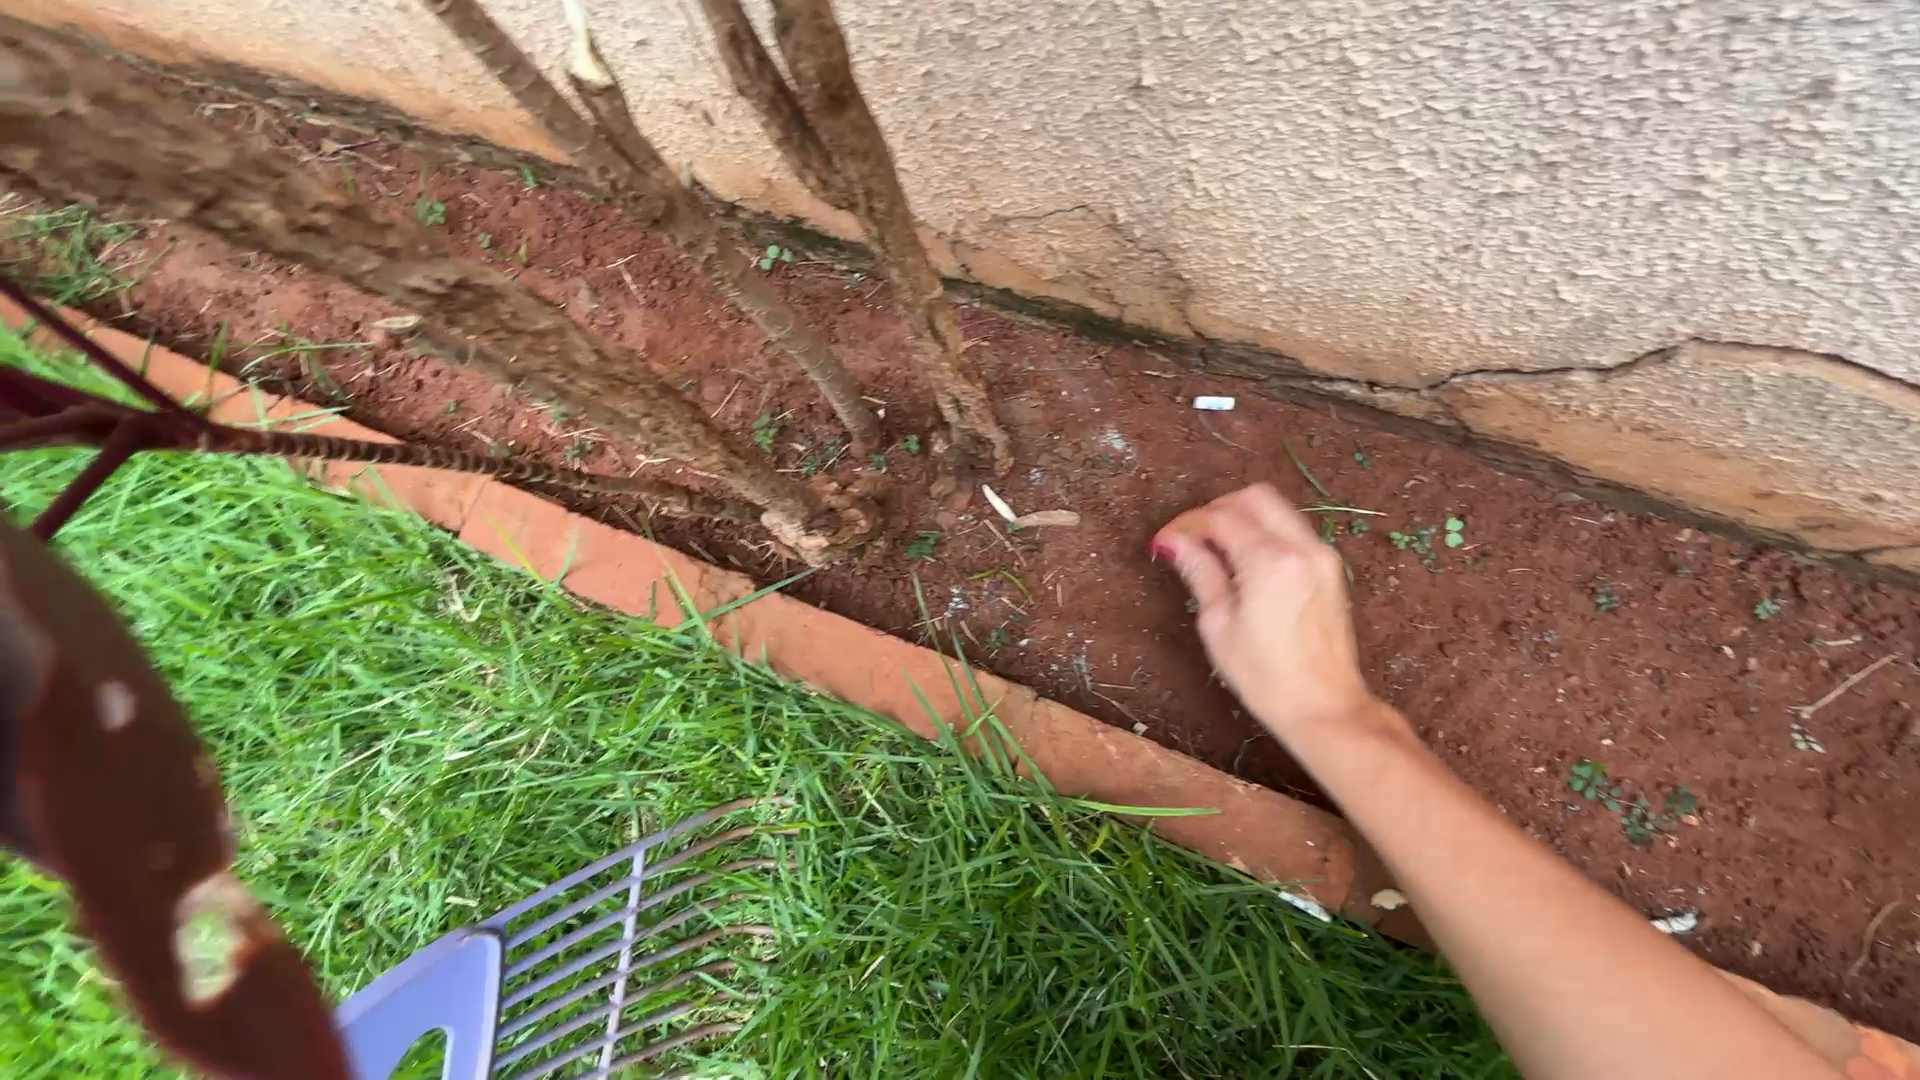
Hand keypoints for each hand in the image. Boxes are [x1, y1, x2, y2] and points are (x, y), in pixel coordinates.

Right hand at [1151, 484, 1386, 744]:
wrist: (1325, 707)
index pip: (1221, 518)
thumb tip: (1174, 542)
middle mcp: (1302, 548)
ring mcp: (1322, 556)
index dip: (1186, 525)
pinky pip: (1291, 530)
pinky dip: (1262, 533)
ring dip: (1241, 519)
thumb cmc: (1264, 676)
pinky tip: (1242, 563)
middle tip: (1190, 539)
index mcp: (1270, 562)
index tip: (1164, 542)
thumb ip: (1199, 572)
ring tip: (1213, 551)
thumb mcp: (1218, 624)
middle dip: (1215, 510)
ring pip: (1276, 509)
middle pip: (1253, 497)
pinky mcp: (1330, 568)